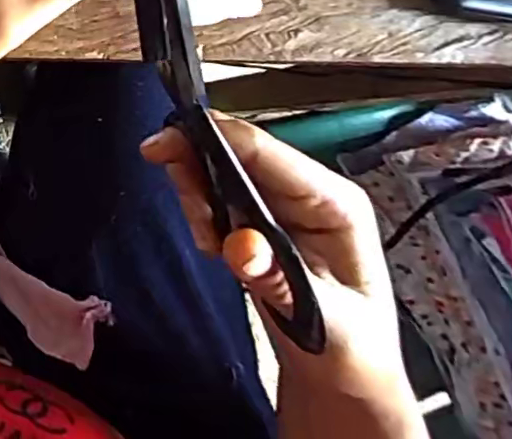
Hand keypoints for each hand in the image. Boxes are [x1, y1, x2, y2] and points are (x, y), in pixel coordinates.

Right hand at [142, 115, 420, 436]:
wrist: (342, 374)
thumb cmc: (349, 348)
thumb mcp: (325, 322)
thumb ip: (279, 280)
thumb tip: (240, 244)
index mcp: (333, 201)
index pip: (261, 149)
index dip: (209, 138)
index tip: (162, 145)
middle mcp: (305, 188)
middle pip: (232, 149)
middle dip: (196, 169)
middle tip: (190, 210)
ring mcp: (281, 197)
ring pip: (217, 164)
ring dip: (196, 192)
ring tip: (207, 238)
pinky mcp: (258, 209)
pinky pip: (214, 185)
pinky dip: (199, 206)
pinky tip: (210, 239)